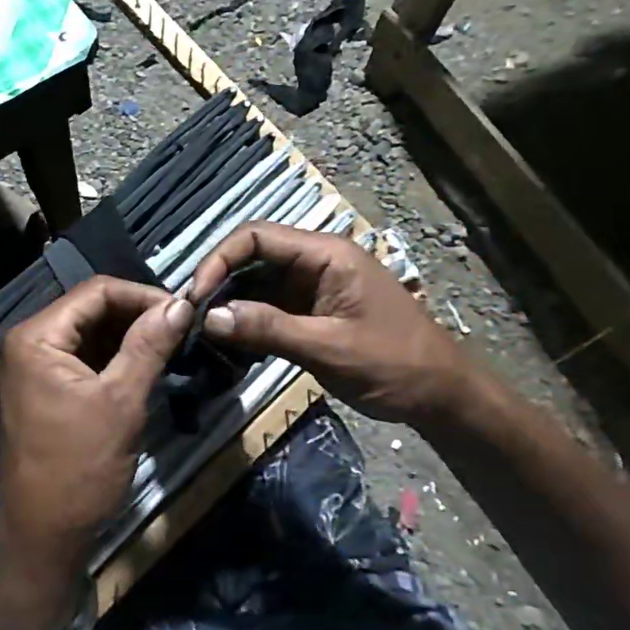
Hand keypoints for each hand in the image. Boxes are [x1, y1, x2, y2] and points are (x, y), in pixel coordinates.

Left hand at [0, 277, 192, 629]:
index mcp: (36, 337)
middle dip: (138, 316)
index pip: (96, 292)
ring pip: (91, 336)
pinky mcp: (46, 393)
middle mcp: (29, 344)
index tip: (185, 310)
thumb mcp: (120, 402)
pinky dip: (116, 361)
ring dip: (131, 338)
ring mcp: (36, 370)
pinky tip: (148, 369)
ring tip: (173, 347)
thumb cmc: (78, 469)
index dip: (143, 295)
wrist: (44, 540)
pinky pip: (85, 361)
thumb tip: (181, 304)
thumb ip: (149, 346)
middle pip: (92, 310)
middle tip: (184, 329)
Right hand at [189, 222, 502, 430]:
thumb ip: (269, 328)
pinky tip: (227, 347)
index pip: (256, 236)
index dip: (219, 259)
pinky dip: (246, 325)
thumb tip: (208, 317)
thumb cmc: (394, 362)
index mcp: (325, 254)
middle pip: (251, 258)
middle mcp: (314, 262)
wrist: (439, 393)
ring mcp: (311, 288)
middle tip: (190, 319)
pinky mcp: (309, 313)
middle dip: (218, 284)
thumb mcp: (329, 346)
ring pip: (255, 285)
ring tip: (201, 336)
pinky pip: (267, 310)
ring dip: (228, 307)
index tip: (195, 295)